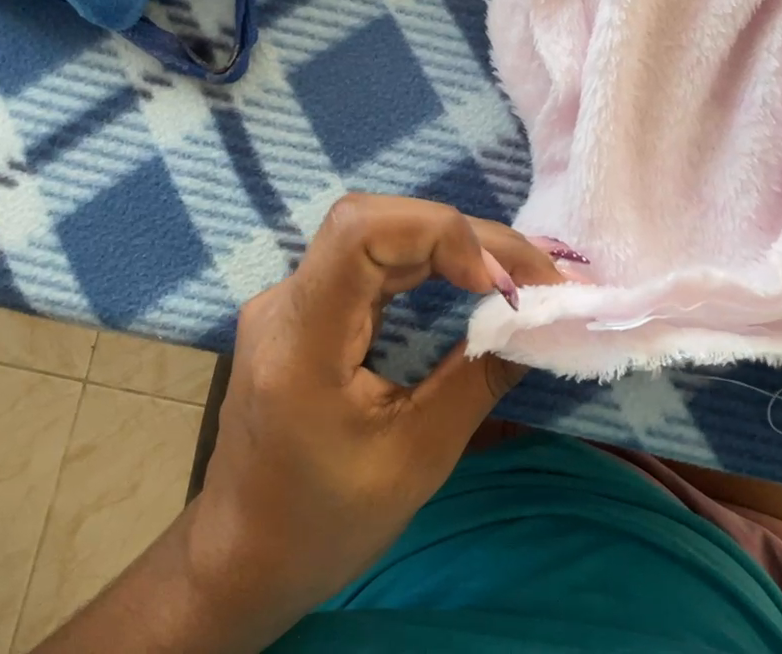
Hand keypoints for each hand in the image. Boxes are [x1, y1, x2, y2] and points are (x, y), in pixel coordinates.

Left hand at [35, 193, 561, 653]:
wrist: (243, 556)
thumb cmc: (325, 523)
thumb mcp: (417, 458)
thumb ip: (478, 379)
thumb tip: (539, 323)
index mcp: (301, 341)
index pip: (359, 233)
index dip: (439, 232)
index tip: (498, 283)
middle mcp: (286, 303)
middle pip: (376, 225)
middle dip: (464, 237)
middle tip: (534, 275)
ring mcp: (289, 303)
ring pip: (376, 237)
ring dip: (451, 246)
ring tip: (516, 276)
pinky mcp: (303, 313)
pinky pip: (369, 265)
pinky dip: (427, 264)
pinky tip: (468, 282)